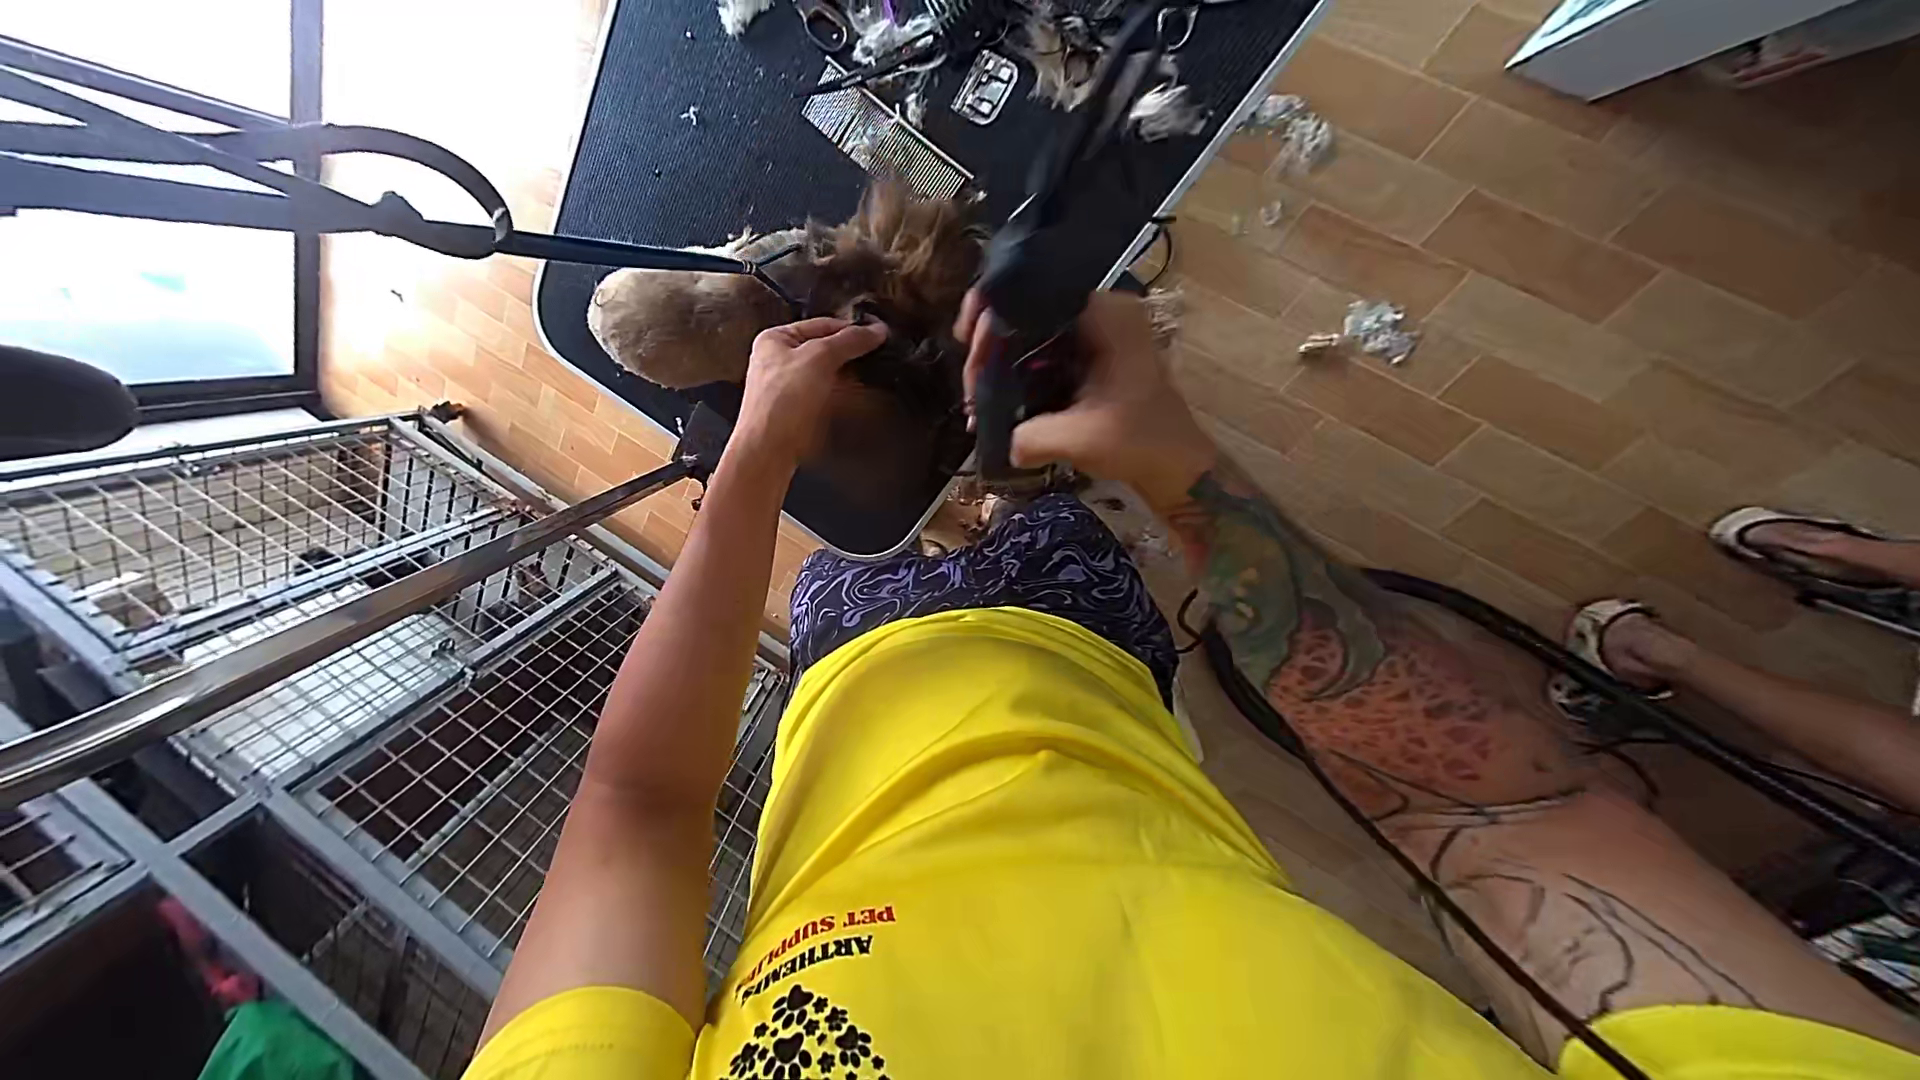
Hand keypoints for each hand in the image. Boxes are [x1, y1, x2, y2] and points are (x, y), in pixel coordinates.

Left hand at [735, 316, 888, 468]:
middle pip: (827, 350)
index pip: (822, 325)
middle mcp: (782, 361)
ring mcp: (793, 388)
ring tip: (876, 376)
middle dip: (853, 355)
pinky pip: (830, 396)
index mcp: (777, 339)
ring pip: (831, 375)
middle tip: (880, 356)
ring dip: (852, 377)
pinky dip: (847, 396)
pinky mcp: (803, 410)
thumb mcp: (819, 358)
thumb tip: (875, 330)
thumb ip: (849, 341)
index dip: (850, 329)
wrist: (770, 448)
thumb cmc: (780, 401)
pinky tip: (863, 397)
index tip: (877, 334)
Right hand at [956, 290, 1215, 509]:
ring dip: (1001, 363)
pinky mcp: (1091, 361)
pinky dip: (1019, 375)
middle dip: (991, 346)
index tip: (965, 339)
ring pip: (1031, 337)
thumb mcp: (1080, 438)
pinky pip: (1043, 357)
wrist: (1178, 469)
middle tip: (970, 385)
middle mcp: (1101, 315)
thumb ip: (1030, 435)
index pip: (1035, 294)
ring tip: (975, 396)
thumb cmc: (1141, 444)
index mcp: (1106, 315)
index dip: (993, 312)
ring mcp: (1097, 337)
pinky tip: (995, 399)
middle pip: (1028, 314)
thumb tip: (998, 440)